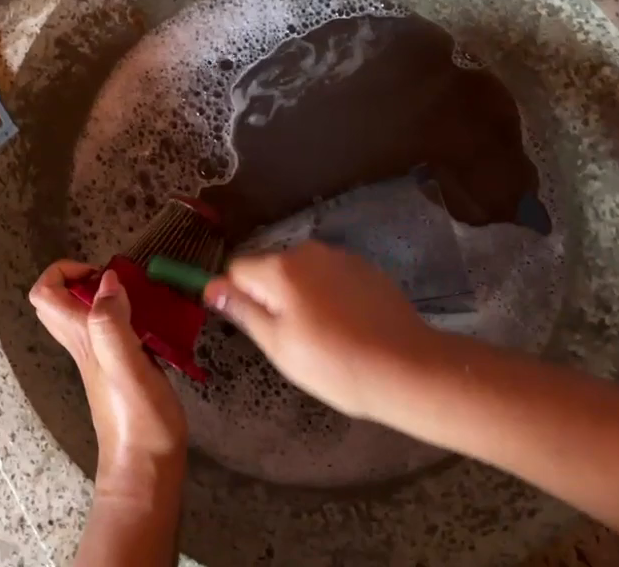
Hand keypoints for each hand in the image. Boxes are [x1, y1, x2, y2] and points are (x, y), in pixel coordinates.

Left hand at [29, 261, 187, 480]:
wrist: (147, 469)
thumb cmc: (138, 419)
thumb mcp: (128, 366)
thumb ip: (112, 323)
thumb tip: (106, 281)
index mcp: (81, 338)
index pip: (44, 293)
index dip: (65, 271)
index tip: (101, 275)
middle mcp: (85, 344)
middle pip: (59, 300)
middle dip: (83, 278)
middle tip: (118, 282)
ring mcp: (101, 357)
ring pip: (86, 312)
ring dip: (107, 295)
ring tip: (139, 296)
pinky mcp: (122, 367)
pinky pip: (113, 328)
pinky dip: (128, 314)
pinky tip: (154, 322)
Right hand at [204, 241, 440, 419]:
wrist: (407, 367)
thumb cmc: (334, 364)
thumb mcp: (278, 346)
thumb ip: (243, 311)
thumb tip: (210, 288)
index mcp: (280, 268)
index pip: (237, 268)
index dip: (239, 297)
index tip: (256, 327)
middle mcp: (308, 251)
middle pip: (271, 268)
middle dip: (272, 296)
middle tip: (290, 340)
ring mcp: (340, 256)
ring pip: (302, 273)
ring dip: (301, 296)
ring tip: (323, 337)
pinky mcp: (366, 267)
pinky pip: (331, 276)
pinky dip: (330, 296)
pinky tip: (348, 327)